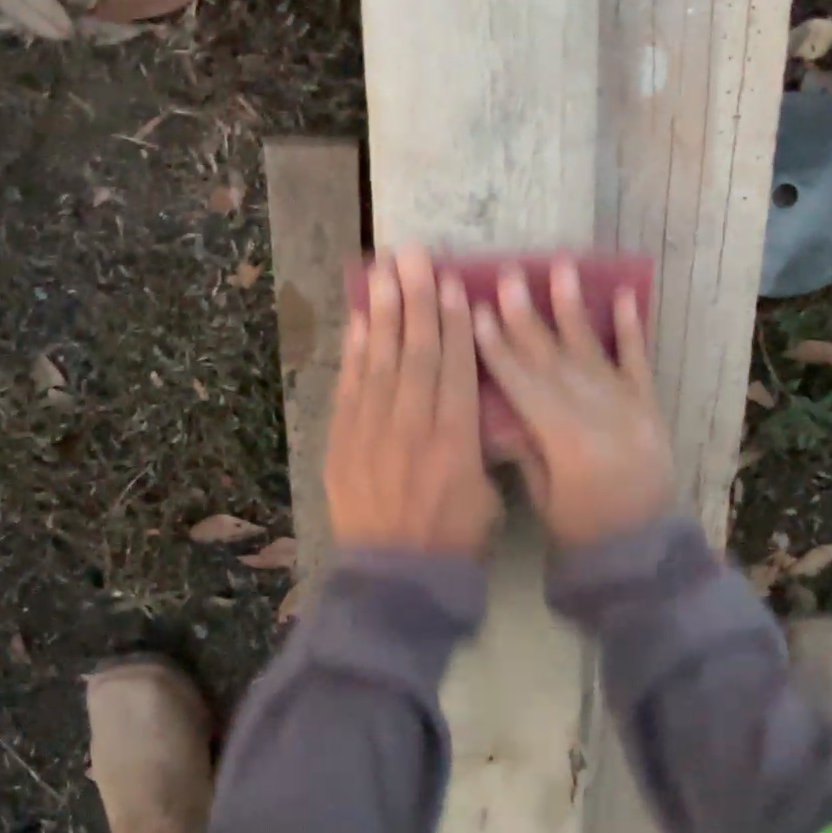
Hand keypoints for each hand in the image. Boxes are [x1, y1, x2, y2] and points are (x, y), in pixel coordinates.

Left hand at [325, 248, 501, 556]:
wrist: (394, 578)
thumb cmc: (454, 541)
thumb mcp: (489, 496)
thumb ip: (480, 446)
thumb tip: (474, 407)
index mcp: (456, 441)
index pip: (455, 368)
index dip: (453, 322)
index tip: (451, 282)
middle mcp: (413, 426)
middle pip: (416, 352)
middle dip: (416, 299)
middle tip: (414, 254)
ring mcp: (372, 432)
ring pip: (381, 362)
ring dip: (384, 313)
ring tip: (384, 271)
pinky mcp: (342, 442)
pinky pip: (349, 389)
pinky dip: (355, 354)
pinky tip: (361, 321)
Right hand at [473, 260, 675, 546]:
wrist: (646, 550)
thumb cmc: (585, 532)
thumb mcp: (545, 499)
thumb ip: (528, 451)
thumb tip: (504, 409)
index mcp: (564, 441)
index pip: (523, 385)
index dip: (497, 348)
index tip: (476, 311)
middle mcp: (596, 415)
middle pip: (553, 359)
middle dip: (527, 316)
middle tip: (508, 276)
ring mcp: (627, 407)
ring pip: (592, 351)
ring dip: (574, 308)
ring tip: (560, 267)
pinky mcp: (650, 406)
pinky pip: (639, 363)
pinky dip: (632, 329)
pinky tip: (625, 295)